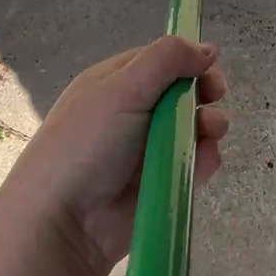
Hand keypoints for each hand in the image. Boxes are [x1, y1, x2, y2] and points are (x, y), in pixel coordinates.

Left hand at [0, 36, 229, 275]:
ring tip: (209, 132)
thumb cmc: (86, 146)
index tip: (208, 68)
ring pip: (194, 126)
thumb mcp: (122, 89)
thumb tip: (208, 49)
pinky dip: (203, 160)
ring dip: (209, 125)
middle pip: (183, 92)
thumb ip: (167, 59)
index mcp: (114, 84)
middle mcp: (131, 113)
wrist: (61, 226)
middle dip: (204, 92)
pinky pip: (194, 162)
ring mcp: (147, 150)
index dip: (188, 61)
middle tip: (214, 97)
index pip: (161, 60)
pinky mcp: (161, 182)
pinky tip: (200, 163)